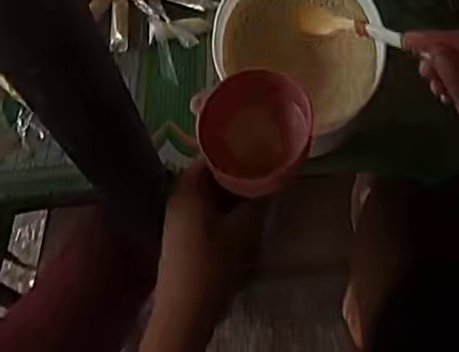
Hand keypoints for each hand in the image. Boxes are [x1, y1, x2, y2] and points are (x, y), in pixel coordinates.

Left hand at [142, 161, 265, 351]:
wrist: (184, 316)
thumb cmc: (212, 264)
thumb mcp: (245, 228)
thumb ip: (262, 198)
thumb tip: (280, 176)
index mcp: (187, 185)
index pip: (214, 151)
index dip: (239, 144)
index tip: (261, 142)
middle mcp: (178, 195)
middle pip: (212, 171)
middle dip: (240, 168)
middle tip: (266, 164)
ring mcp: (178, 217)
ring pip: (211, 192)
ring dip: (234, 190)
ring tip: (261, 186)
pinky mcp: (182, 236)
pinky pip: (207, 208)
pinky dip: (225, 206)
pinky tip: (245, 212)